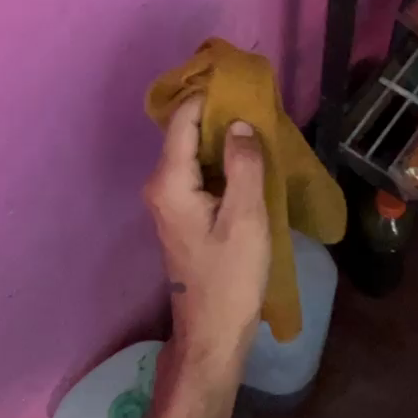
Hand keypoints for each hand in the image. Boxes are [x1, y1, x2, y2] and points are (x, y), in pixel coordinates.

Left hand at [143, 99, 271, 381]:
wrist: (212, 333)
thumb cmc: (230, 277)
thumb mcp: (246, 217)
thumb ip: (243, 165)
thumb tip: (239, 123)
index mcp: (170, 182)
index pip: (182, 119)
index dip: (209, 96)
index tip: (241, 85)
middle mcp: (160, 185)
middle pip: (184, 132)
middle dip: (218, 114)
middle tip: (256, 105)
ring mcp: (168, 200)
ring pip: (192, 151)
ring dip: (220, 137)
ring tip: (256, 126)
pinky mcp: (181, 212)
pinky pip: (197, 170)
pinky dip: (219, 160)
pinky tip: (246, 159)